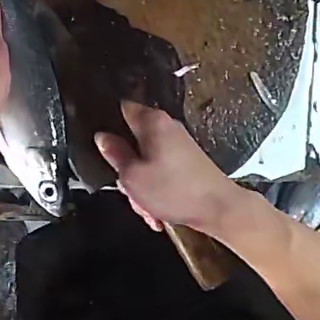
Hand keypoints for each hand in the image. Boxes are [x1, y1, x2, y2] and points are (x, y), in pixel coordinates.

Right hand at [92, 101, 244, 232]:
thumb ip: (114, 154)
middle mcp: (167, 127)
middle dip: (126, 168)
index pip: (121, 108)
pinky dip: (156, 190)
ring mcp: (178, 144)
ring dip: (141, 185)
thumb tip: (102, 138)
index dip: (106, 124)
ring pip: (145, 161)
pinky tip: (157, 211)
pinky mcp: (186, 161)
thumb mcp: (132, 176)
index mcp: (152, 122)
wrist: (218, 208)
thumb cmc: (176, 191)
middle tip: (129, 187)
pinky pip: (160, 172)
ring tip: (147, 207)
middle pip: (131, 141)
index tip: (101, 144)